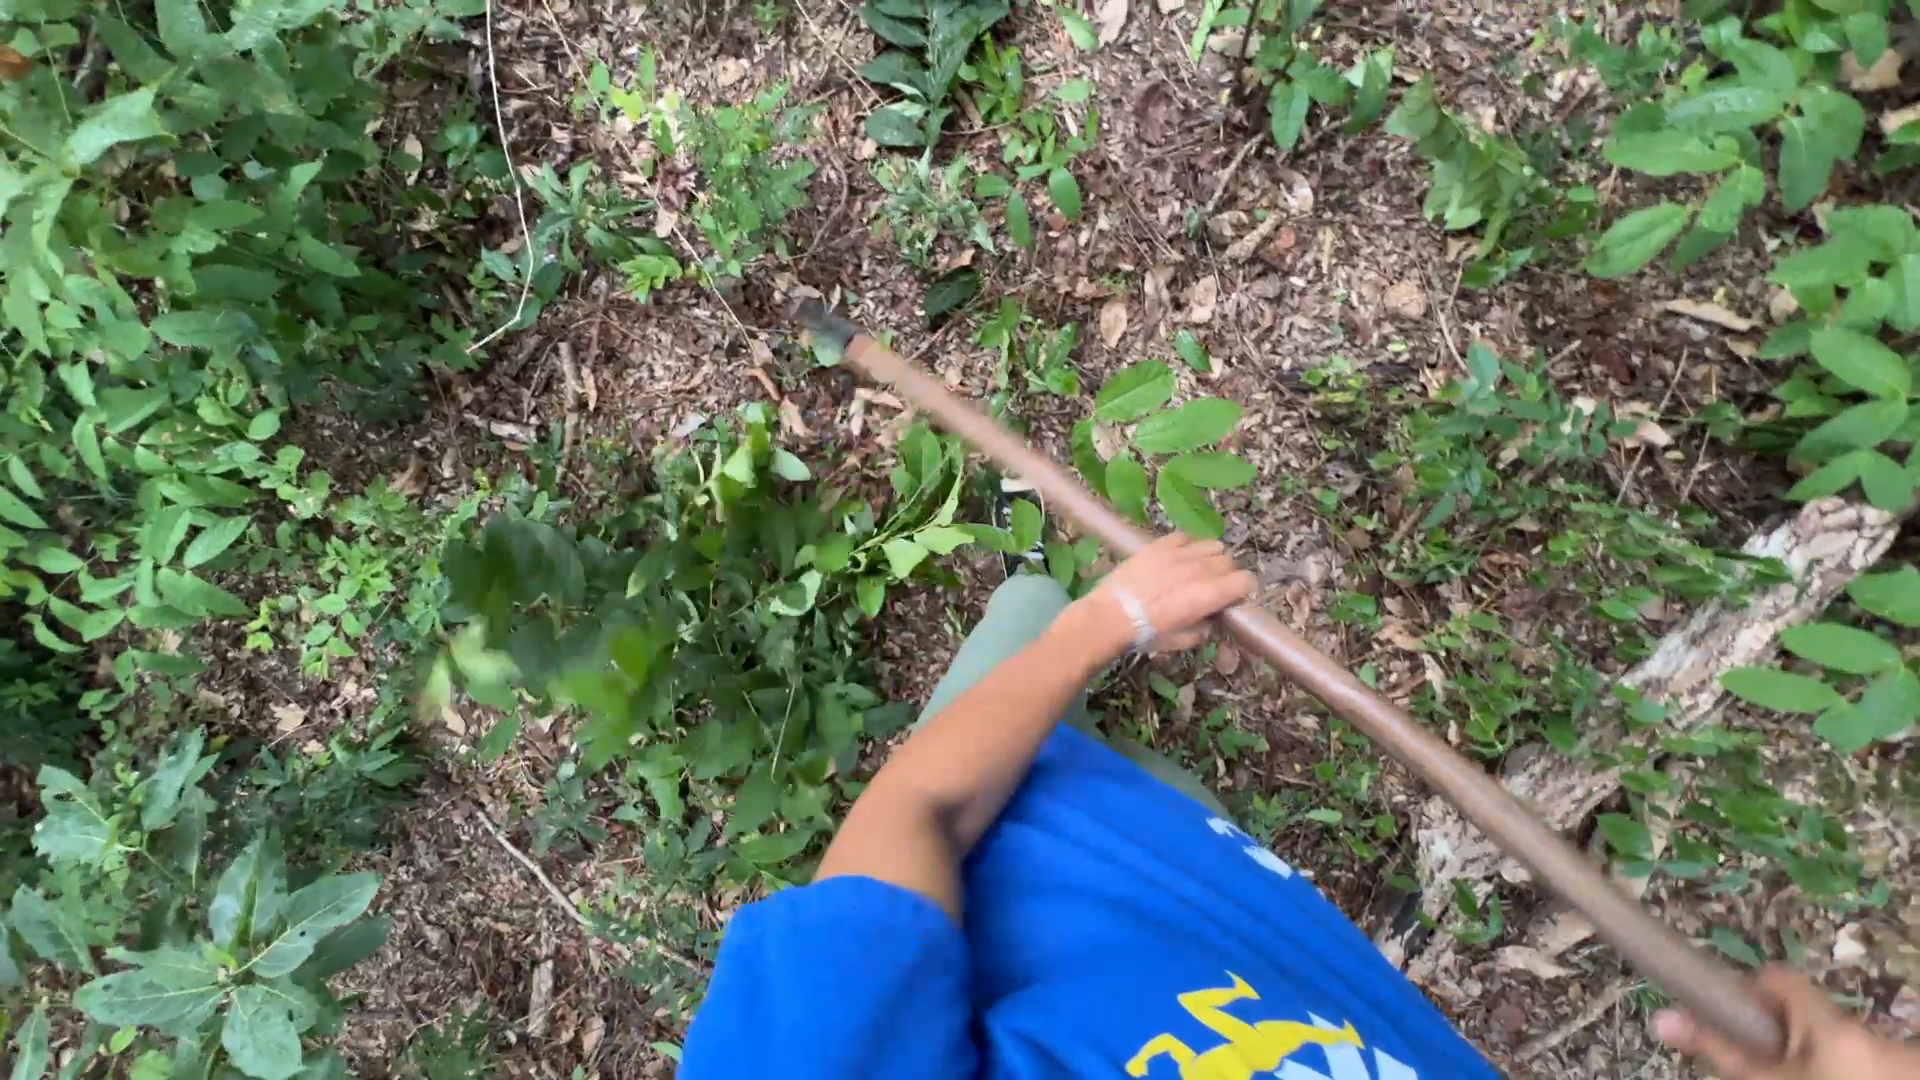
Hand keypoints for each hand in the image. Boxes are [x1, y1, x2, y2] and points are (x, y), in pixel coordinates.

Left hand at [1065, 533, 1256, 663]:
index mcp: (1210, 595)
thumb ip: (1203, 628)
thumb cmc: (1147, 633)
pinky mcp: (1159, 544)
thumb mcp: (1182, 640)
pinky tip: (1178, 557)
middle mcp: (1200, 570)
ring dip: (1209, 557)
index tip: (1232, 596)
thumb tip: (1210, 620)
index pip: (1245, 580)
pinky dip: (1187, 546)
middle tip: (1211, 586)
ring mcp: (1179, 554)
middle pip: (1229, 561)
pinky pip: (1185, 537)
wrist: (1112, 616)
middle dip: (1225, 574)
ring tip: (1196, 569)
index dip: (1241, 588)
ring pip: (1211, 545)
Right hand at [1653, 969, 1919, 1079]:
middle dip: (1793, 1041)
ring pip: (1849, 1051)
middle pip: (1817, 1021)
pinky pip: (1875, 1068)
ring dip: (1828, 1065)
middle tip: (1776, 1069)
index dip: (1755, 992)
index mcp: (1833, 1028)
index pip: (1781, 980)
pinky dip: (1855, 1074)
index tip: (1740, 1019)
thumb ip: (1716, 1048)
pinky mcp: (1908, 1072)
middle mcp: (1875, 1038)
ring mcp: (1903, 1061)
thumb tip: (1658, 1018)